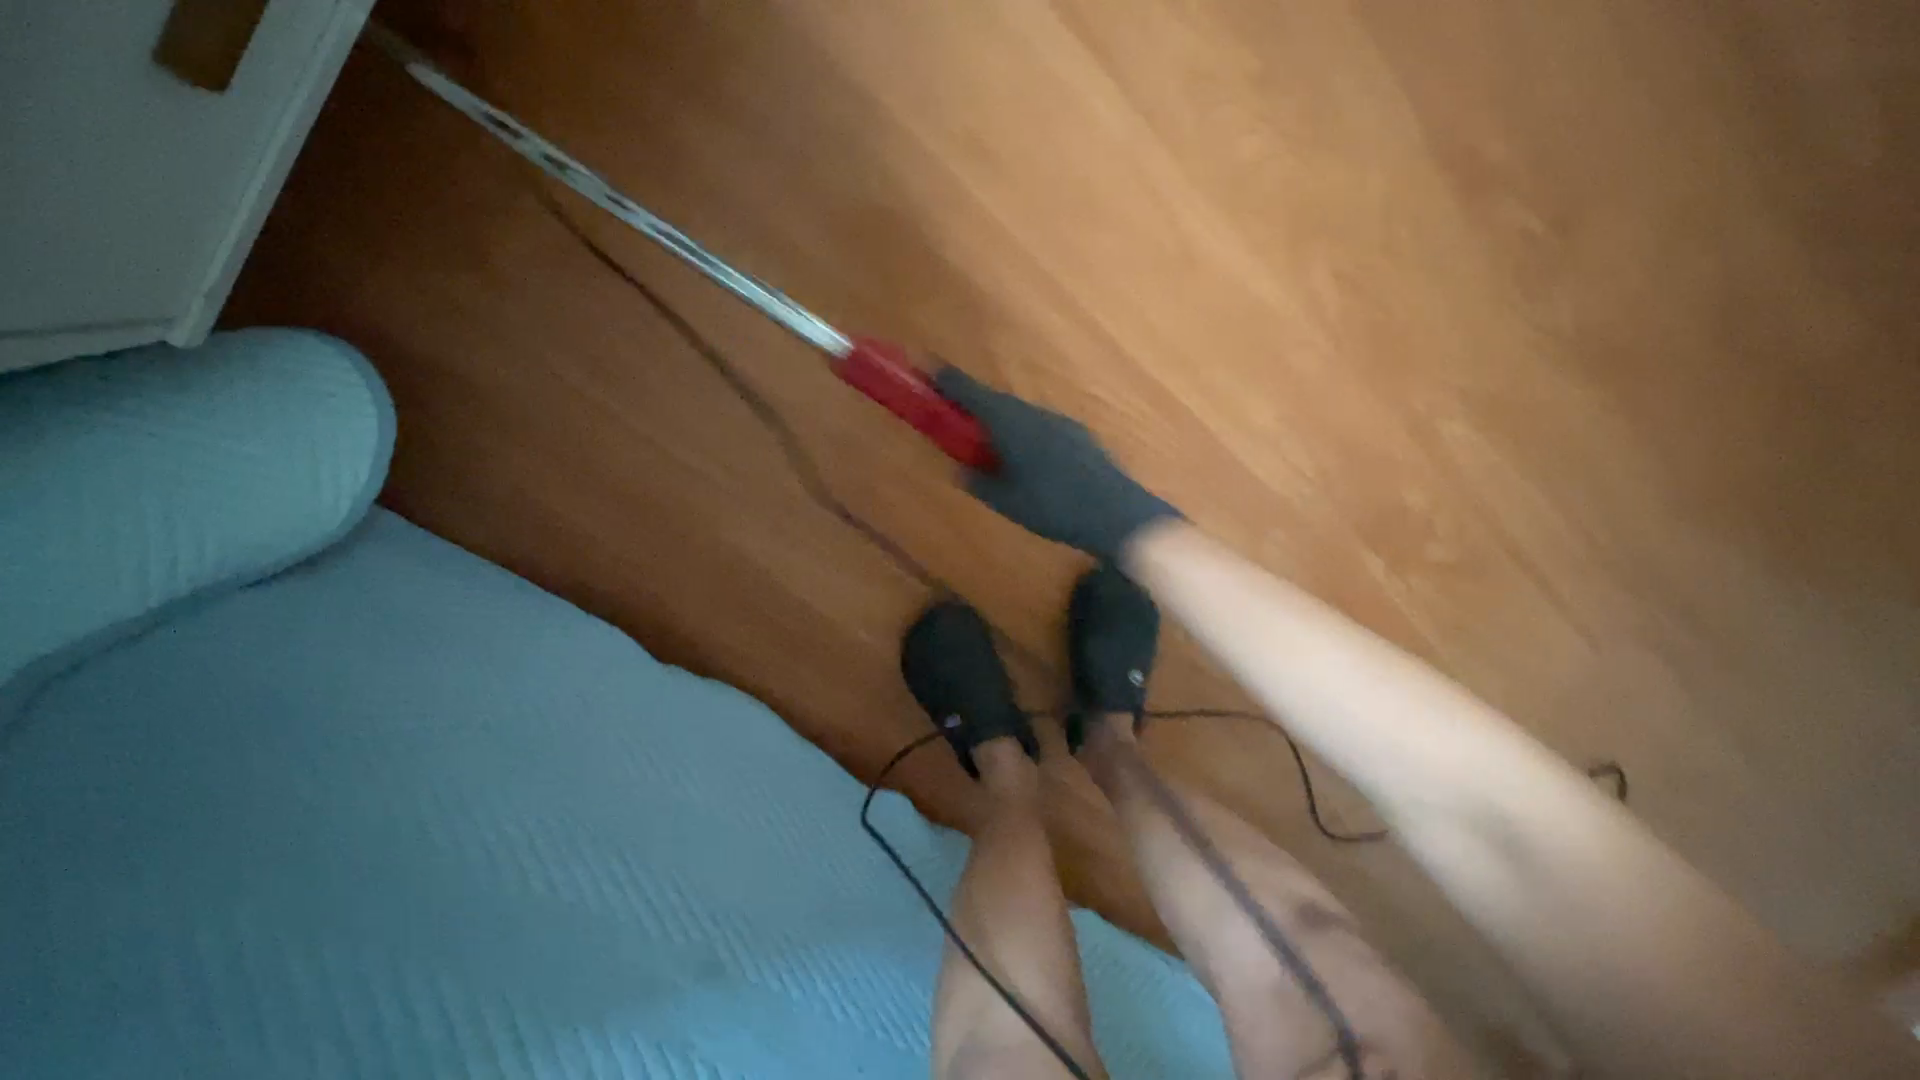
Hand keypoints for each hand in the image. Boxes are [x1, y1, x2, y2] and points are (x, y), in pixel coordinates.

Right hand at [935, 367, 1180, 560]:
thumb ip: (979, 481)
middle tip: (956, 416)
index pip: (970, 392)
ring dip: (1002, 424)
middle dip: (974, 405)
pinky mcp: (1079, 436)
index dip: (946, 381)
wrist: (1116, 512)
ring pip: (1022, 416)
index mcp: (1009, 423)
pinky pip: (1042, 429)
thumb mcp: (1006, 501)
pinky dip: (1027, 436)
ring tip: (992, 448)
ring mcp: (1060, 422)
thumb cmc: (1053, 507)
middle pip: (996, 402)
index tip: (926, 368)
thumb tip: (962, 470)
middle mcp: (1033, 413)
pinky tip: (1030, 462)